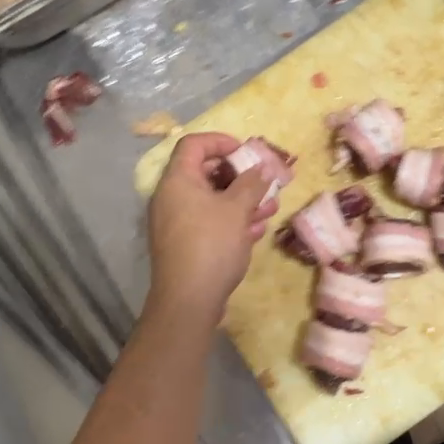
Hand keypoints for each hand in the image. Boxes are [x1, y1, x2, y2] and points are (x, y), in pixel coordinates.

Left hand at [145, 133, 277, 322]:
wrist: (187, 301)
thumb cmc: (211, 245)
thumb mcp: (237, 210)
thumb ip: (252, 183)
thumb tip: (264, 165)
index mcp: (177, 181)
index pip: (194, 144)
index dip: (220, 141)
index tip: (246, 152)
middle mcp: (171, 198)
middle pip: (205, 173)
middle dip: (239, 176)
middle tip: (264, 181)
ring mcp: (176, 223)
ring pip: (211, 201)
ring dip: (242, 201)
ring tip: (271, 208)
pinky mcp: (184, 245)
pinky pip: (209, 223)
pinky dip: (231, 222)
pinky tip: (256, 231)